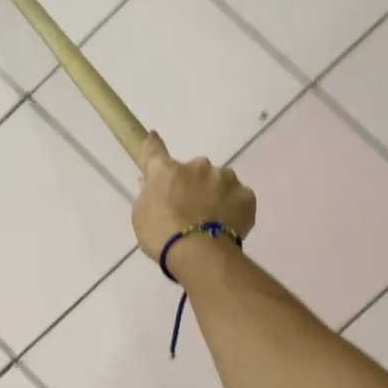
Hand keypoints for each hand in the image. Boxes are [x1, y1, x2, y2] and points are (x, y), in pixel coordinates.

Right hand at [132, 131, 256, 257]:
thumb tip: (151, 184)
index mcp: (167, 171)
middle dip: (192, 185)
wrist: (197, 251)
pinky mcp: (246, 195)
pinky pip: (237, 199)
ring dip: (214, 195)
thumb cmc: (160, 234)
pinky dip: (232, 209)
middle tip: (188, 210)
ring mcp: (226, 178)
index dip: (153, 145)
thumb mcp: (141, 216)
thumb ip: (149, 195)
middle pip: (195, 171)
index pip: (155, 152)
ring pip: (219, 182)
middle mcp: (199, 166)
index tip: (153, 137)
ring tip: (210, 222)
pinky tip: (225, 226)